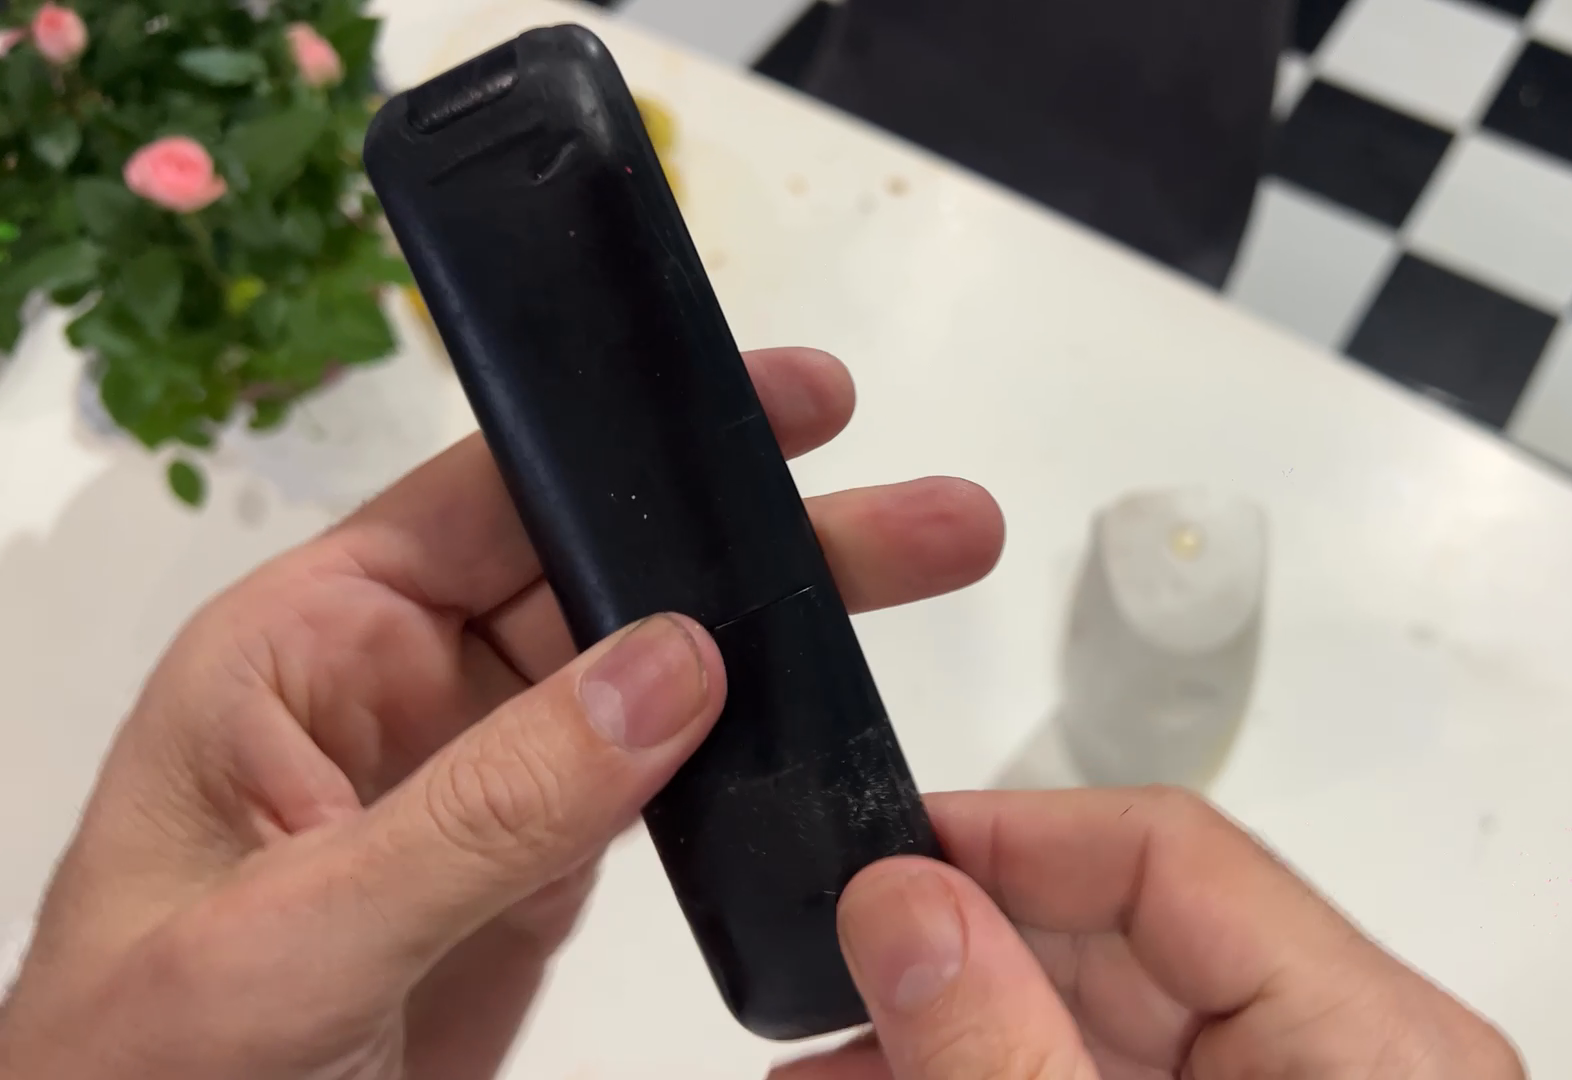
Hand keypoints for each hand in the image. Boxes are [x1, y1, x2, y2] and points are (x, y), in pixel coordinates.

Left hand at [0, 348, 1004, 1079]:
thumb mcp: (286, 951)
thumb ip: (489, 804)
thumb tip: (685, 663)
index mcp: (332, 633)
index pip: (514, 487)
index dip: (655, 436)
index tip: (805, 402)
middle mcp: (437, 662)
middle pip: (636, 561)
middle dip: (785, 528)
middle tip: (927, 512)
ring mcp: (519, 744)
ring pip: (682, 649)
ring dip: (801, 616)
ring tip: (932, 569)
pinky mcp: (576, 822)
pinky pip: (688, 746)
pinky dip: (769, 721)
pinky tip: (847, 700)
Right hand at [780, 787, 1524, 1079]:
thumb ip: (996, 1052)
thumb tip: (893, 895)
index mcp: (1364, 1039)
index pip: (1169, 851)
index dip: (1020, 830)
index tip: (891, 850)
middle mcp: (1338, 1049)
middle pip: (1121, 929)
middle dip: (962, 943)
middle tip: (833, 968)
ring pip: (1092, 1005)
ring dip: (954, 1023)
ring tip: (821, 1065)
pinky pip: (1091, 1070)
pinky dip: (987, 1074)